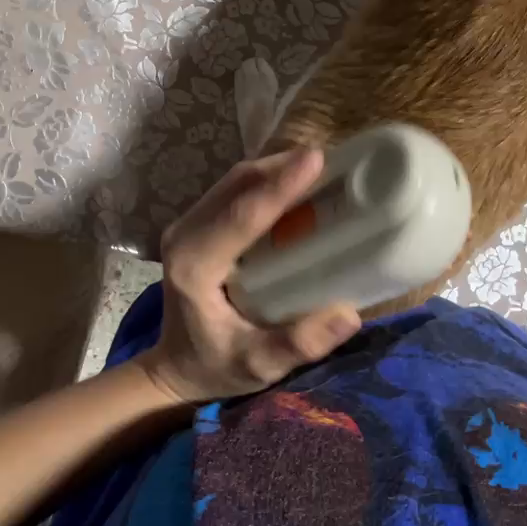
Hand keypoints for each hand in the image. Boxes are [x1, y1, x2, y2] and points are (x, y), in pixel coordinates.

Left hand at [136, 148, 363, 404]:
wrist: (176, 367)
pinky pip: (233, 189)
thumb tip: (350, 315)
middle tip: (335, 161)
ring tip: (322, 167)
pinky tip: (296, 183)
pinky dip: (266, 180)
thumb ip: (299, 343)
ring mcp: (187, 226)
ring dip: (276, 169)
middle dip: (284, 167)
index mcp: (195, 266)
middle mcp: (184, 236)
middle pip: (238, 185)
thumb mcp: (259, 365)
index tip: (315, 158)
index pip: (241, 215)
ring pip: (235, 181)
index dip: (280, 185)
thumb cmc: (217, 367)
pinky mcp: (196, 224)